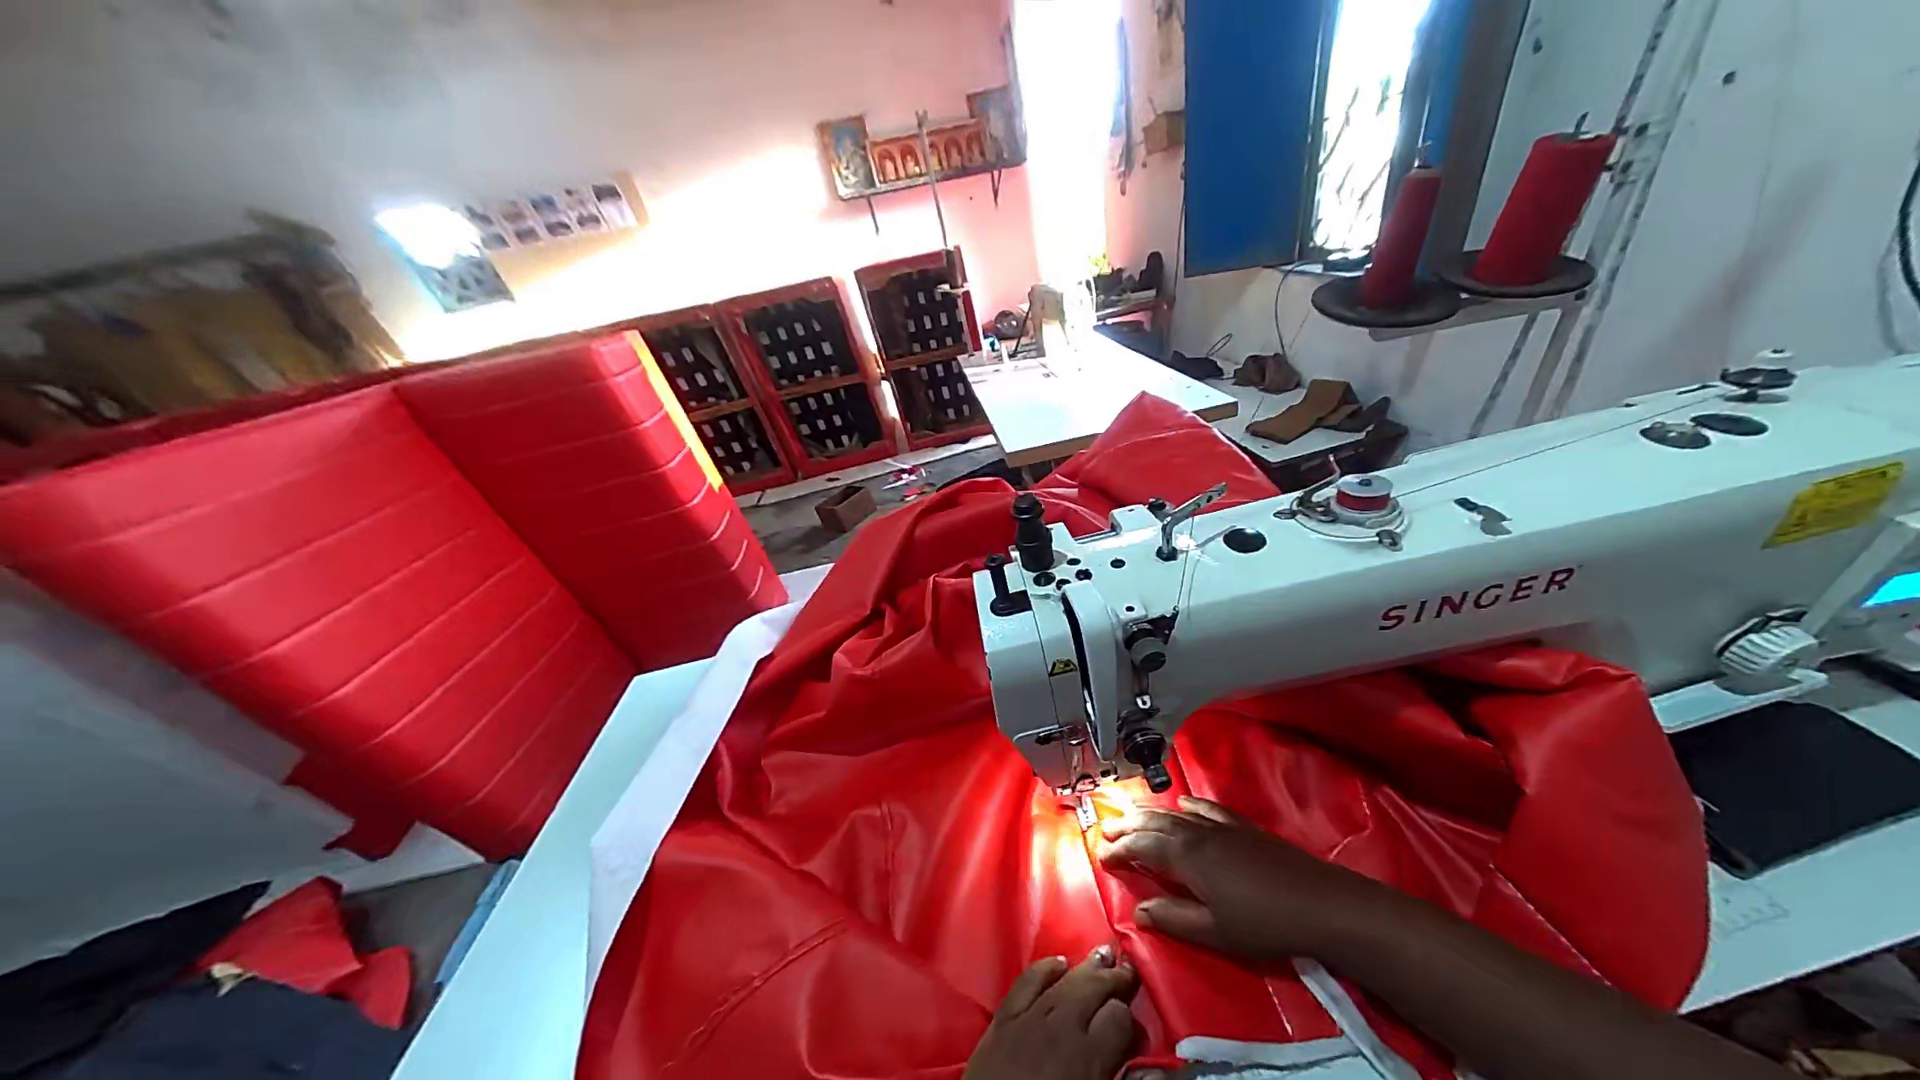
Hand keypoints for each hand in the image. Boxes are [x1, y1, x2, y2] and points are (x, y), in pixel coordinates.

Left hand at [963, 946, 1139, 1079]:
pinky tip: (1058, 963)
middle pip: (1093, 989)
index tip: (1135, 1027)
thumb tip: (1154, 1071)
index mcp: (1088, 1055)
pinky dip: (1045, 968)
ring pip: (1064, 980)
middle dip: (1115, 979)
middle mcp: (1061, 1026)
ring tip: (1103, 954)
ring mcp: (1030, 1017)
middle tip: (1129, 969)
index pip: (1119, 1019)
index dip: (1131, 1020)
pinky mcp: (1003, 1018)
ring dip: (1085, 968)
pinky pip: (1027, 981)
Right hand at [1098, 796, 1398, 961]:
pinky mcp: (1243, 828)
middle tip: (1107, 829)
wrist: (1321, 903)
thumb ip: (1173, 918)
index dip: (1119, 849)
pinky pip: (1207, 809)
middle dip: (1127, 825)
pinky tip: (1182, 804)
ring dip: (1150, 813)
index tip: (1102, 857)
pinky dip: (1189, 806)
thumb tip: (1138, 911)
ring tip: (1131, 814)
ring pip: (1175, 814)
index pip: (1141, 846)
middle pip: (1153, 822)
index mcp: (1186, 857)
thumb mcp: (1214, 930)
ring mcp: (1221, 827)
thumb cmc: (1264, 922)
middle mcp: (1197, 834)